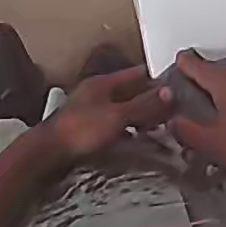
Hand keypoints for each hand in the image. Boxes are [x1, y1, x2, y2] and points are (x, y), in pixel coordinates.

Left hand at [38, 66, 173, 160]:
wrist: (48, 153)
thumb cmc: (79, 130)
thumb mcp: (117, 116)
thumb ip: (143, 105)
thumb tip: (169, 92)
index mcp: (104, 83)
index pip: (138, 73)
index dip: (158, 79)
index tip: (177, 87)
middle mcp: (97, 94)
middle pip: (132, 93)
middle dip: (152, 101)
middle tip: (175, 111)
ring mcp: (92, 112)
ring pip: (124, 110)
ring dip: (142, 118)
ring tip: (162, 127)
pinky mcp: (88, 131)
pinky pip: (116, 126)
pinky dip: (130, 131)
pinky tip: (139, 141)